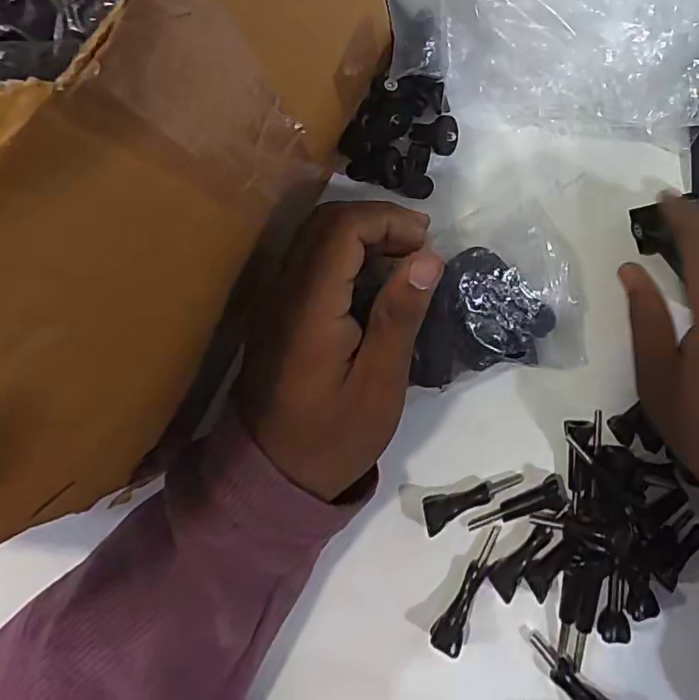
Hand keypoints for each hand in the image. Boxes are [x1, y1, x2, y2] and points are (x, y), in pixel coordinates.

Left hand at [235, 201, 445, 501]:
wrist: (269, 479)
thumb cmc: (333, 437)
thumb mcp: (380, 385)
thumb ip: (400, 317)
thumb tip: (429, 257)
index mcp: (308, 310)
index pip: (341, 230)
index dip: (388, 221)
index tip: (426, 243)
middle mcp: (284, 293)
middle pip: (327, 221)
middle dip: (380, 220)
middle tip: (421, 247)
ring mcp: (277, 300)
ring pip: (318, 234)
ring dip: (368, 232)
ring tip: (407, 259)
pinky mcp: (281, 310)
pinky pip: (315, 257)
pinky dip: (353, 251)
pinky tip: (380, 278)